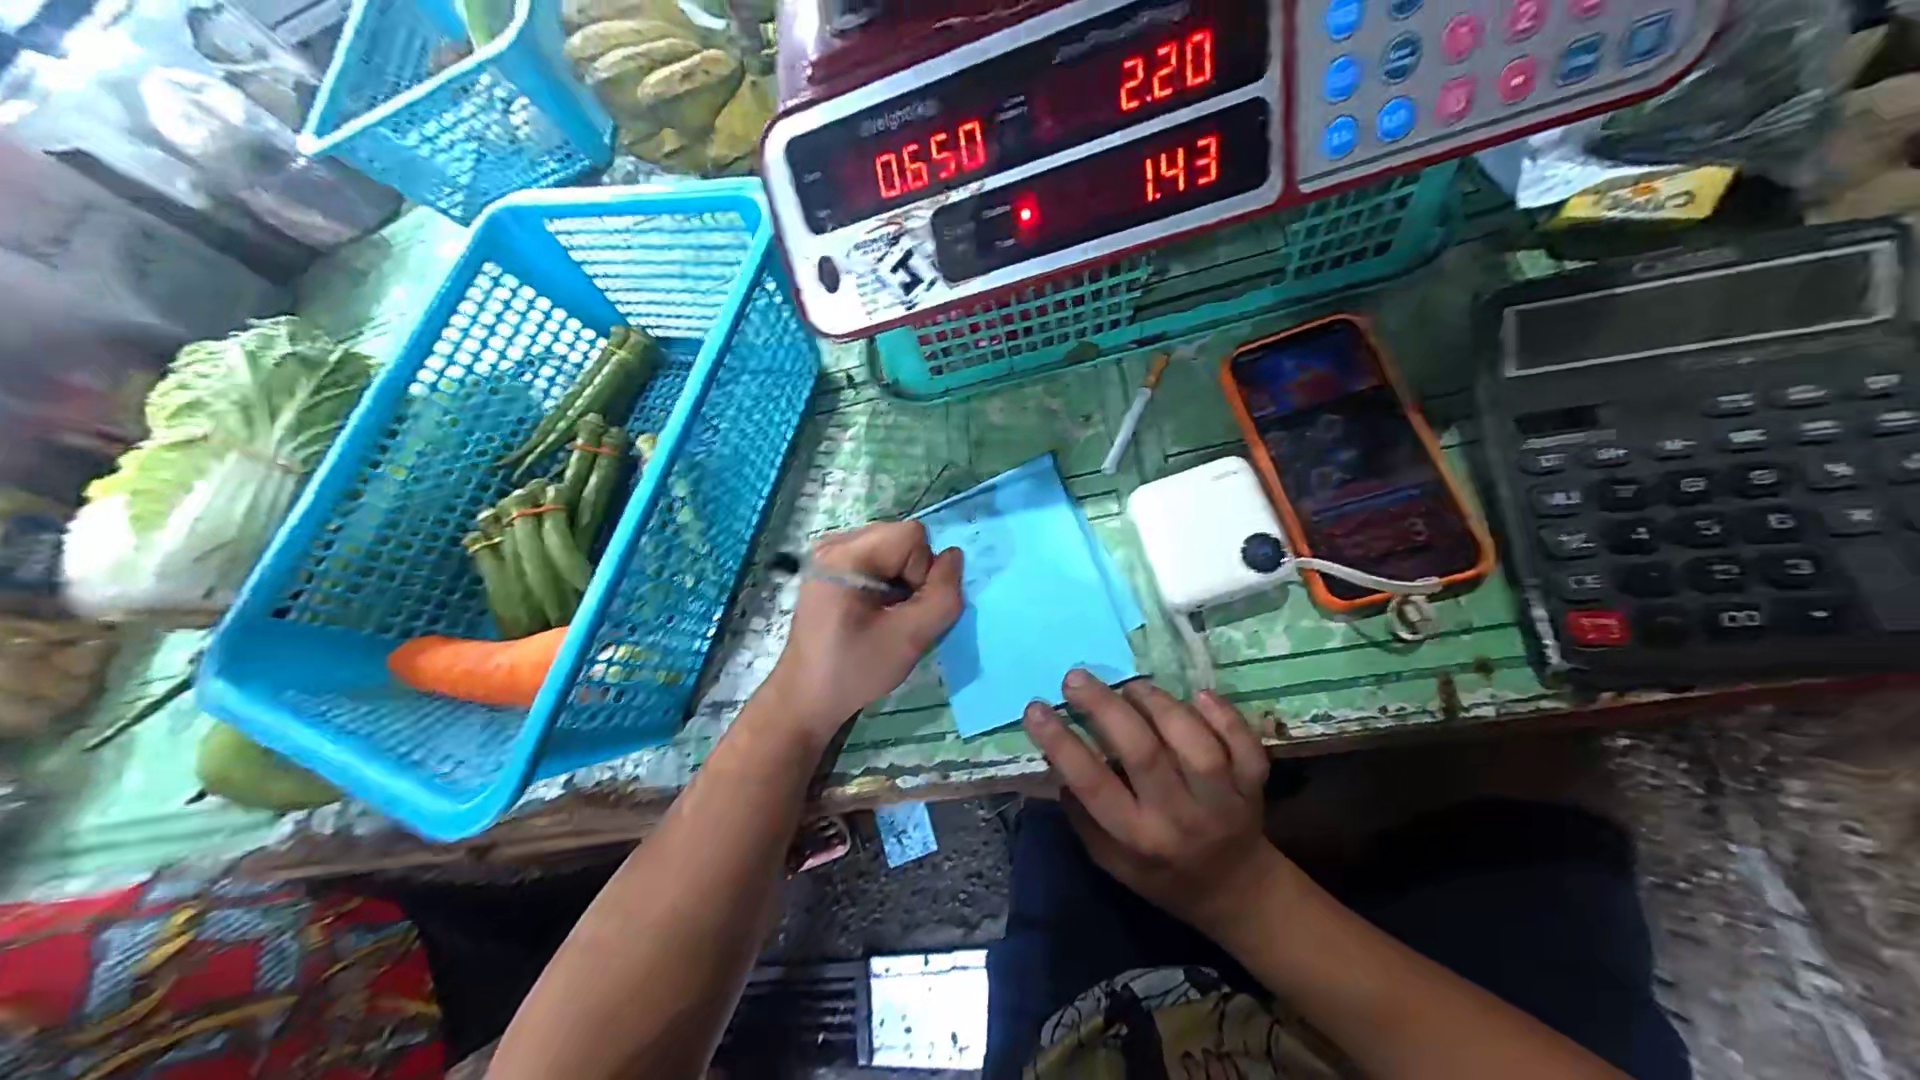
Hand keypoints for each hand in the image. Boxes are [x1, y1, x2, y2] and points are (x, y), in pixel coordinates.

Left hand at [763, 521, 963, 737]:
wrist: (806, 697)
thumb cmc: (854, 671)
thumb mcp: (910, 639)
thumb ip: (943, 596)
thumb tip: (954, 556)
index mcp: (845, 555)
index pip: (912, 535)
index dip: (923, 571)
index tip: (904, 610)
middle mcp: (834, 543)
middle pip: (902, 538)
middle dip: (913, 574)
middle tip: (895, 615)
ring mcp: (830, 553)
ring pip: (894, 547)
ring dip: (902, 580)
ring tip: (884, 615)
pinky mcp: (831, 566)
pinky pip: (879, 558)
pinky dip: (888, 582)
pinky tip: (873, 611)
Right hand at [1023, 670, 1284, 936]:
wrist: (1236, 892)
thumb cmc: (1161, 873)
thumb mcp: (1109, 860)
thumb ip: (1082, 815)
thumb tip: (1055, 759)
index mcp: (1138, 837)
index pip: (1092, 783)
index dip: (1061, 742)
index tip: (1035, 708)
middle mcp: (1179, 817)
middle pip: (1142, 752)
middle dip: (1105, 708)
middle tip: (1076, 678)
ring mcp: (1222, 800)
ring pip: (1194, 744)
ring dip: (1159, 705)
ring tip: (1132, 686)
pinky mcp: (1254, 786)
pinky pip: (1244, 745)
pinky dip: (1225, 716)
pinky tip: (1200, 694)